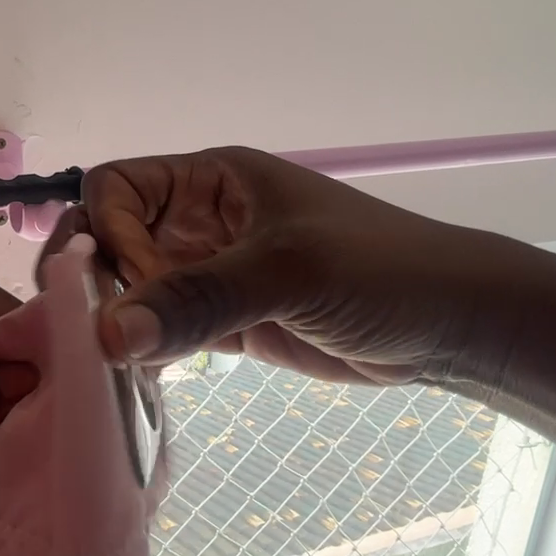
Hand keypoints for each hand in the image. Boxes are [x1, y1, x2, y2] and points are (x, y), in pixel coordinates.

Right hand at [40, 147, 528, 385]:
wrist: (455, 328)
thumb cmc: (381, 272)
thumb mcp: (289, 271)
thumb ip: (197, 299)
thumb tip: (106, 334)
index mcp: (207, 181)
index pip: (115, 188)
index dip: (110, 231)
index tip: (140, 281)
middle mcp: (196, 221)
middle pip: (109, 237)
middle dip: (100, 279)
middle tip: (106, 330)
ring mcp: (205, 272)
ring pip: (128, 286)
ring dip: (117, 319)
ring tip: (120, 360)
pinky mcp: (219, 319)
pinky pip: (159, 327)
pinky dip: (143, 349)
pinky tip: (145, 375)